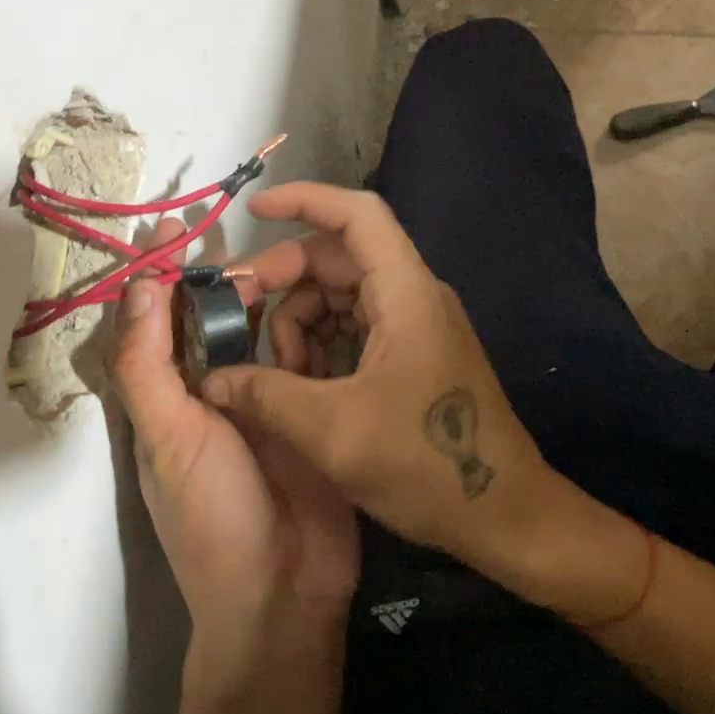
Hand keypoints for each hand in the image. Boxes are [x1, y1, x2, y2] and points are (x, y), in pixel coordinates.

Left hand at [109, 219, 356, 713]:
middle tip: (235, 232)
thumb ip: (148, 365)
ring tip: (282, 254)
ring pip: (261, 331)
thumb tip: (137, 286)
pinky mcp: (310, 409)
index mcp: (171, 398)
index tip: (173, 227)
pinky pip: (308, 356)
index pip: (157, 323)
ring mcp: (266, 401)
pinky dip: (310, 325)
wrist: (286, 588)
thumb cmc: (214, 514)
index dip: (160, 275)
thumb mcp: (168, 439)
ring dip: (265, 294)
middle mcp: (215, 393)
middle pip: (211, 320)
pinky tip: (323, 293)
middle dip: (215, 277)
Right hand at [204, 183, 551, 569]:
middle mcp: (413, 295)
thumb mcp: (333, 431)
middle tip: (239, 318)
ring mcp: (416, 324)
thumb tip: (211, 380)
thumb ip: (266, 396)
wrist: (503, 514)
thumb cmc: (426, 464)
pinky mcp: (414, 352)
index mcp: (405, 293)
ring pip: (342, 294)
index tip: (254, 208)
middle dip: (284, 281)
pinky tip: (302, 385)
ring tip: (277, 375)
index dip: (304, 199)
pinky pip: (357, 326)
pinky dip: (322, 344)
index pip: (356, 214)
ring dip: (300, 322)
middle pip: (338, 258)